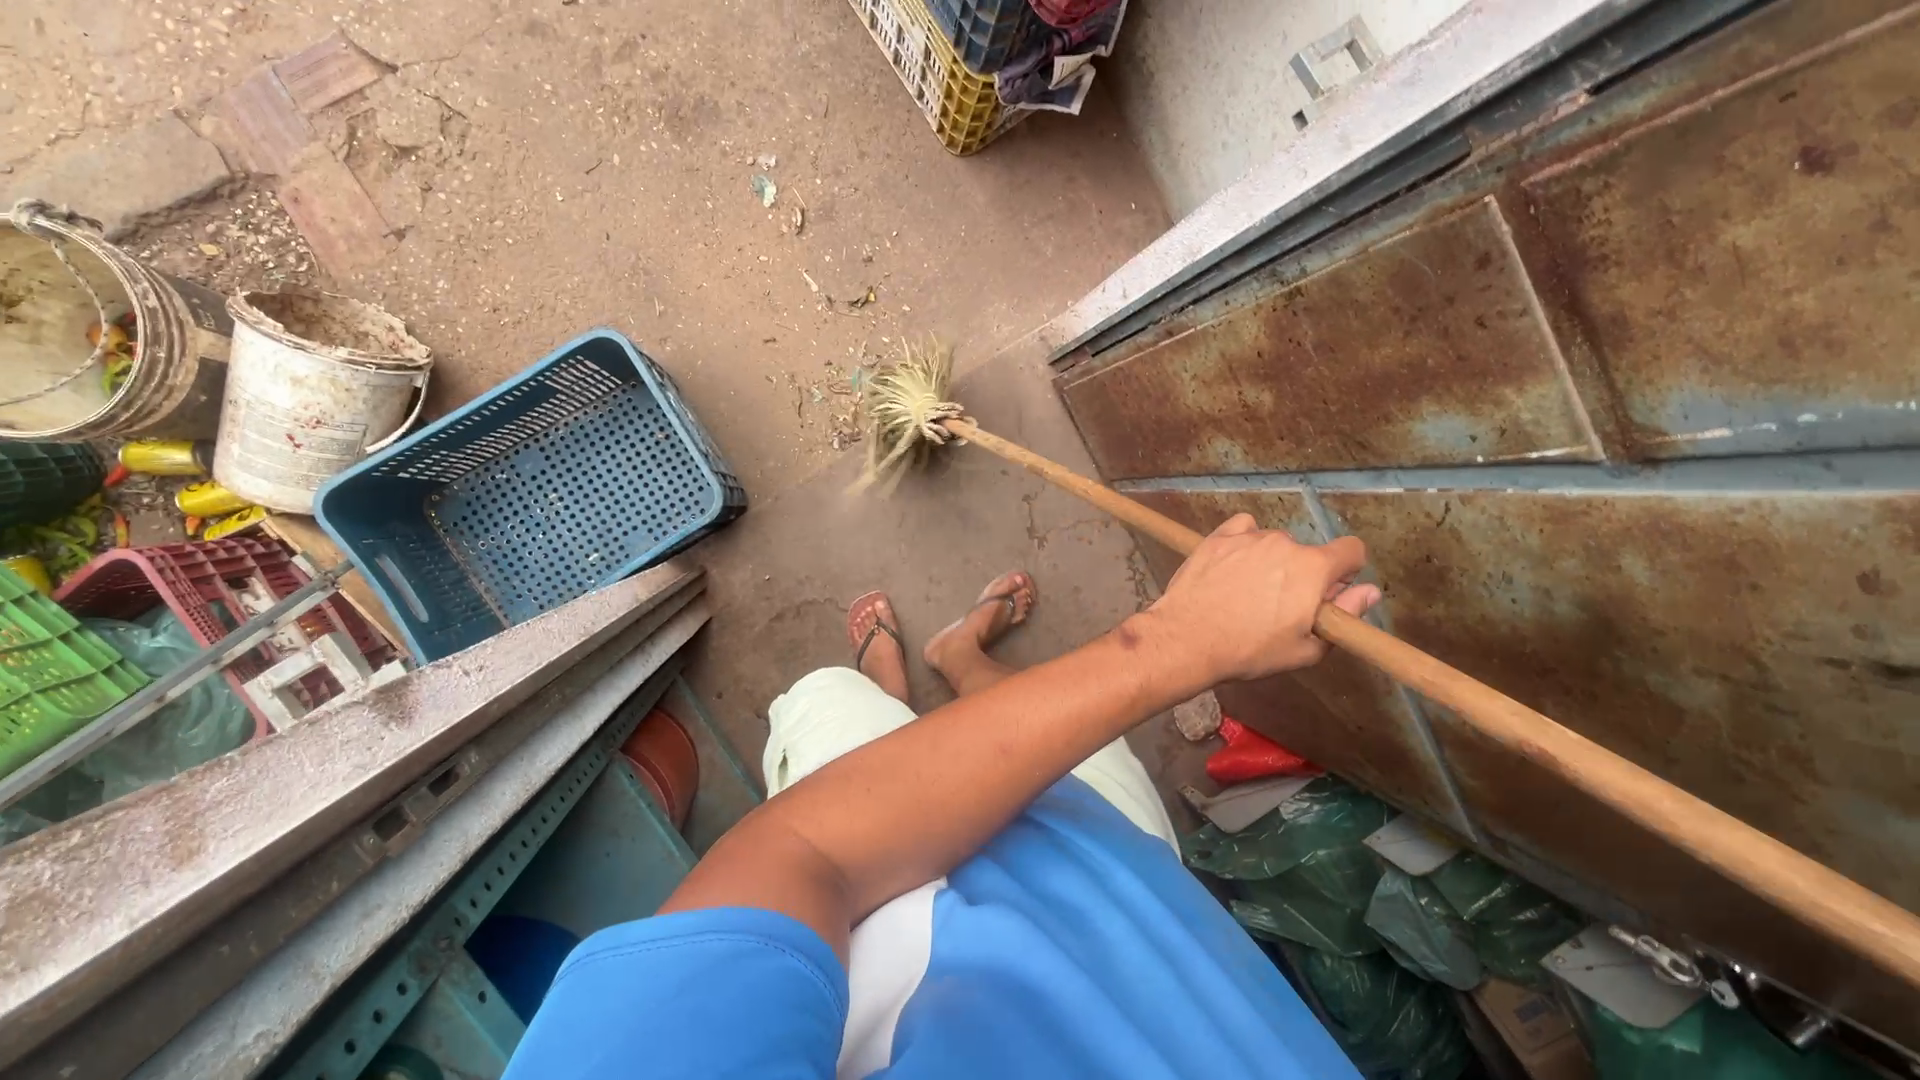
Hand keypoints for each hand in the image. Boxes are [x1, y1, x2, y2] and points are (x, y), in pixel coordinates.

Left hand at [1145, 513, 1380, 683]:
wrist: (1187, 639)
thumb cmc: (1250, 651)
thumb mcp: (1306, 647)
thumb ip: (1344, 615)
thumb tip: (1369, 591)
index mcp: (1313, 568)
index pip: (1352, 550)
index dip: (1345, 571)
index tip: (1329, 592)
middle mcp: (1284, 543)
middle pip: (1307, 553)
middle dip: (1302, 574)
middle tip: (1279, 605)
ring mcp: (1248, 537)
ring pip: (1273, 543)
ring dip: (1269, 561)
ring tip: (1246, 593)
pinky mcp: (1218, 538)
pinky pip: (1242, 529)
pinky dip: (1243, 542)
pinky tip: (1232, 566)